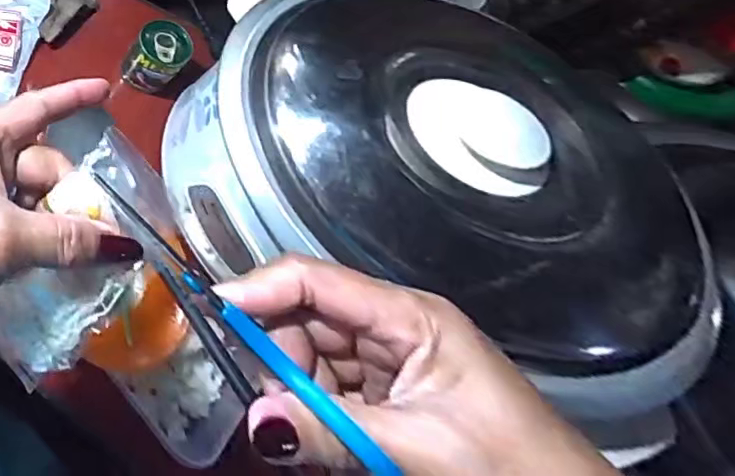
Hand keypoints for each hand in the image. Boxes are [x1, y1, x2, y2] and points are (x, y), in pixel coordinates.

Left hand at [0, 78, 143, 332]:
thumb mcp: (6, 239)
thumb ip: (67, 238)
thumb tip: (126, 244)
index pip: (35, 109)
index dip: (71, 98)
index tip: (107, 88)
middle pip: (45, 163)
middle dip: (76, 192)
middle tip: (105, 237)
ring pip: (38, 194)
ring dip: (65, 220)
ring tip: (91, 257)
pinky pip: (26, 218)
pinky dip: (49, 235)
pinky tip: (68, 263)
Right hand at [216, 255, 613, 474]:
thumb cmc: (522, 475)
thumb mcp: (424, 453)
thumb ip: (332, 433)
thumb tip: (256, 423)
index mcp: (407, 316)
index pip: (309, 278)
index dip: (255, 288)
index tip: (211, 311)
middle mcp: (389, 323)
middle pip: (299, 312)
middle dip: (276, 352)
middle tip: (272, 399)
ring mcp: (386, 354)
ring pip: (304, 347)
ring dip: (292, 384)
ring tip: (308, 429)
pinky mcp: (384, 385)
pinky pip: (322, 378)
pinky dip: (310, 403)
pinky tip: (322, 432)